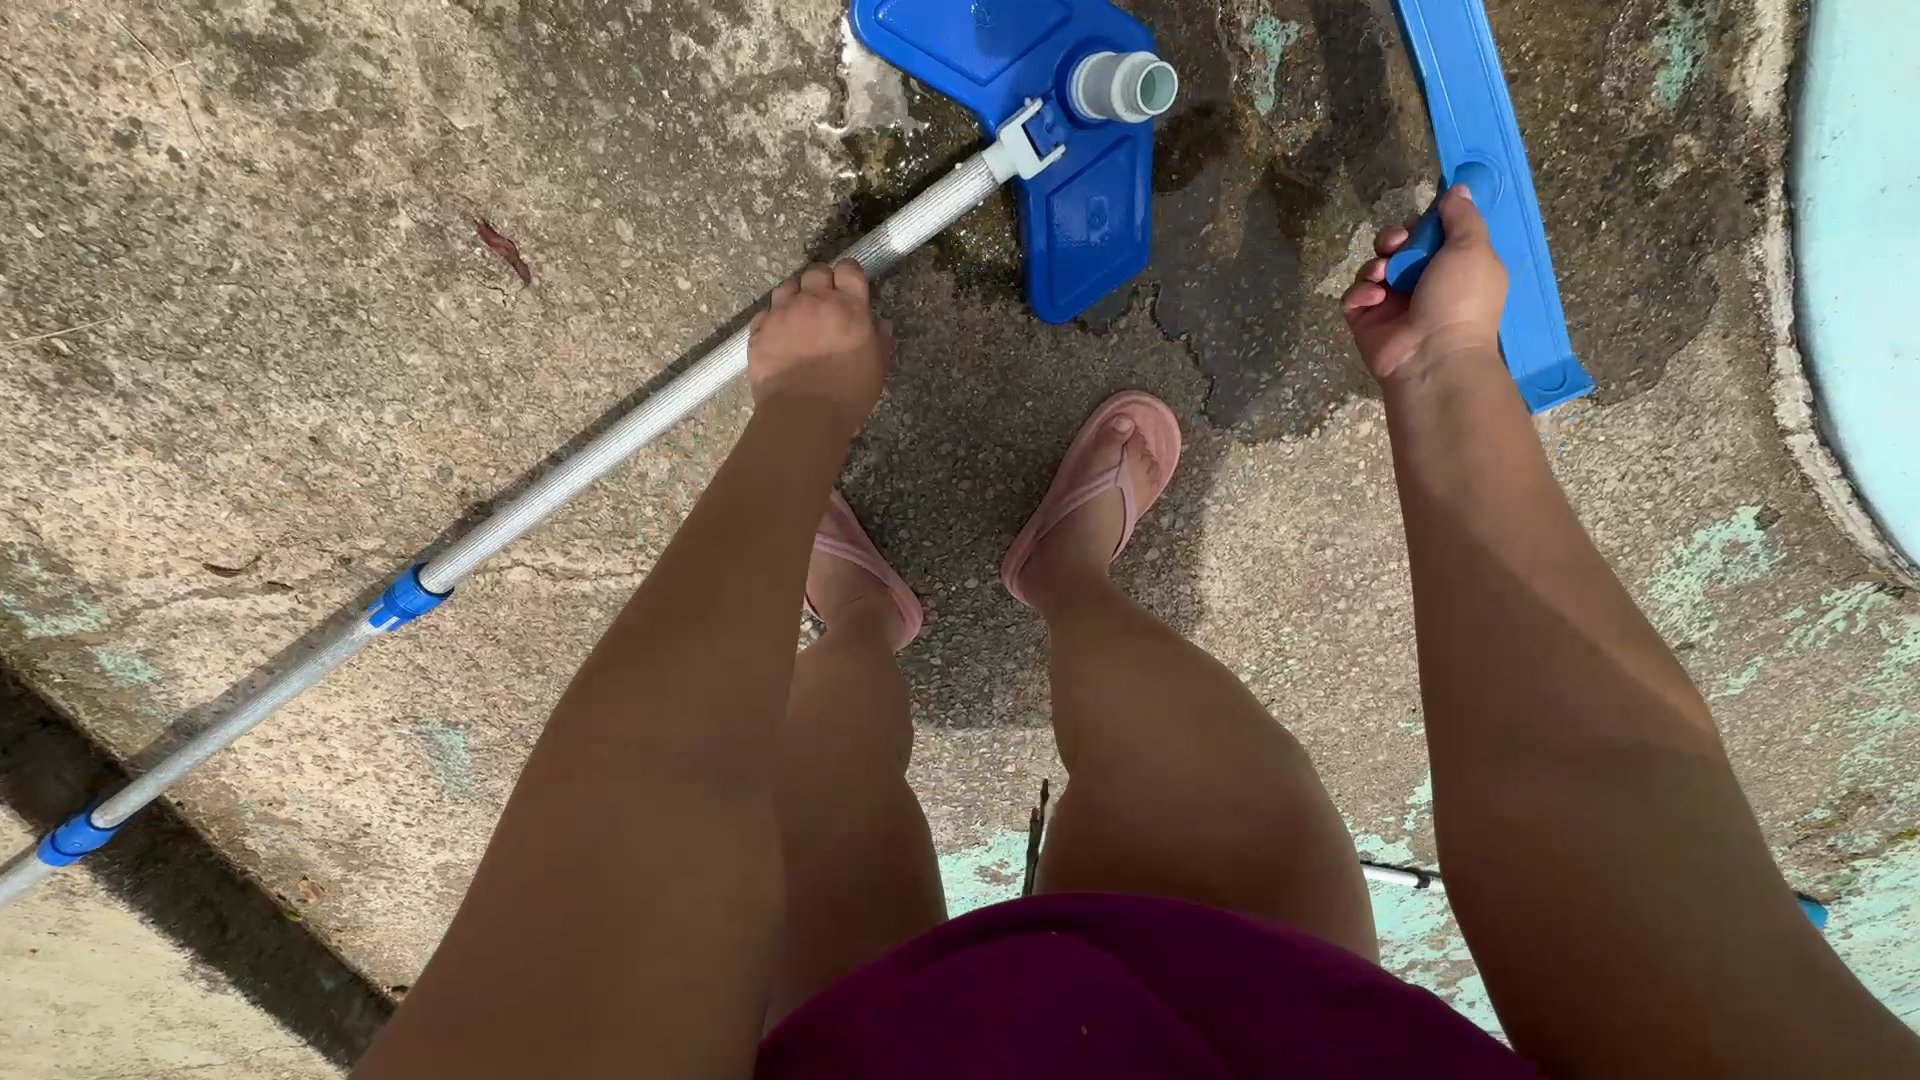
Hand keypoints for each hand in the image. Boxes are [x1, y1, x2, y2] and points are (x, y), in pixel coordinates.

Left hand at [748, 259, 891, 438]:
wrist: (803, 414)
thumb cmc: (847, 394)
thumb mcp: (876, 369)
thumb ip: (880, 341)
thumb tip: (881, 324)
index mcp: (849, 308)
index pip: (850, 269)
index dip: (849, 275)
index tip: (849, 286)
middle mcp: (815, 301)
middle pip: (817, 272)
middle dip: (822, 282)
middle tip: (825, 303)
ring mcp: (784, 313)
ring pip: (788, 286)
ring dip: (796, 295)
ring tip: (800, 316)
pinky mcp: (760, 330)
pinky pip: (766, 312)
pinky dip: (774, 317)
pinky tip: (781, 334)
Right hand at [1341, 185, 1507, 383]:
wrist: (1431, 355)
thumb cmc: (1460, 299)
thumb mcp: (1471, 248)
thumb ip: (1462, 217)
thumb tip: (1457, 188)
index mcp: (1453, 267)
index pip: (1430, 235)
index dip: (1422, 223)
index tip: (1420, 220)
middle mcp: (1421, 283)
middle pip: (1396, 247)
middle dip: (1392, 240)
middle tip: (1396, 244)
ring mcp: (1391, 303)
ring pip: (1372, 269)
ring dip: (1375, 266)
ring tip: (1382, 277)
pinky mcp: (1365, 320)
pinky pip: (1353, 297)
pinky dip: (1360, 294)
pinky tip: (1374, 300)